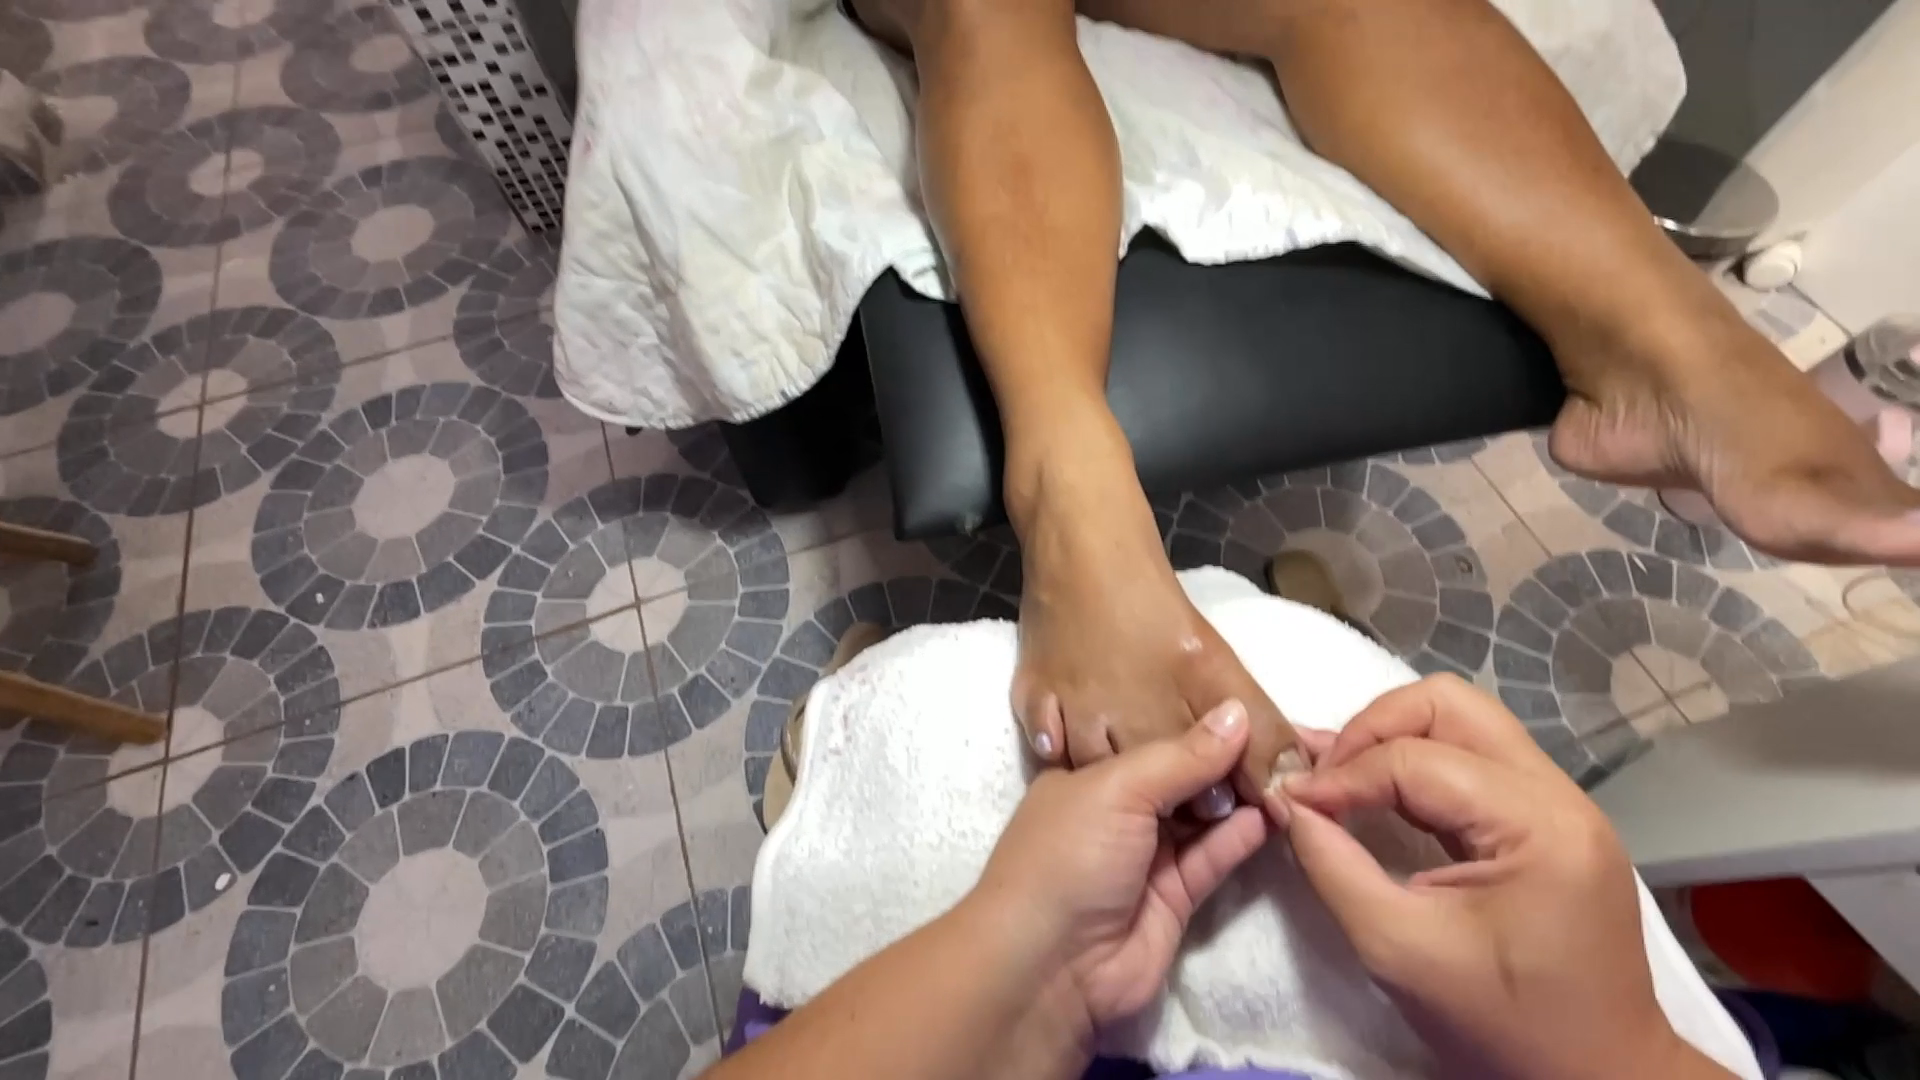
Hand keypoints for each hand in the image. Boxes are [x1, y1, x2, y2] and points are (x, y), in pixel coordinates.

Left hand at [973, 700, 1274, 1027]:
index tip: (1248, 706)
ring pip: (1199, 816)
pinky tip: (1272, 815)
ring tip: (1285, 774)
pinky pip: (1211, 857)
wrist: (1050, 961)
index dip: (1193, 721)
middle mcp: (1117, 808)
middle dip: (1223, 761)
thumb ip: (1183, 754)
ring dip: (1237, 797)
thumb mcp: (1119, 787)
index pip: (1148, 735)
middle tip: (1281, 740)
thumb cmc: (1071, 852)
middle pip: (1179, 777)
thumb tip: (1238, 710)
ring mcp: (1145, 854)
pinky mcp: (1173, 896)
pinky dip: (1239, 837)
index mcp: (1089, 772)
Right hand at [1268, 675, 1703, 1079]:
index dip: (1341, 774)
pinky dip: (1408, 758)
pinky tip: (1370, 788)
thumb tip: (1284, 800)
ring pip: (1455, 716)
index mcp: (1539, 827)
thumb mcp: (1396, 949)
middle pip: (1447, 703)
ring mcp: (1556, 799)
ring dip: (1388, 737)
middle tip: (1327, 776)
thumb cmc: (1503, 1025)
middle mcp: (1557, 794)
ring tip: (1342, 778)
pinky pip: (1464, 751)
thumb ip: (1330, 864)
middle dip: (1371, 728)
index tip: (1290, 801)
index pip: (1415, 760)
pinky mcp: (1541, 813)